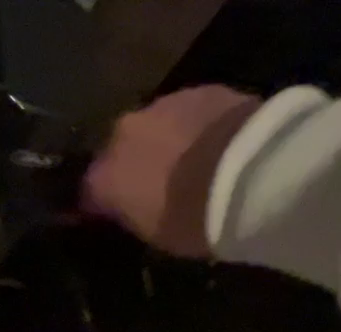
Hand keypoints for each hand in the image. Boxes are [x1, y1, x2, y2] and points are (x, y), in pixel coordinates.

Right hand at [83, 85, 262, 257]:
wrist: (251, 172)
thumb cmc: (194, 218)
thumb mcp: (154, 233)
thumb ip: (132, 214)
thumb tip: (126, 206)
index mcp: (104, 177)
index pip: (89, 194)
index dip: (100, 206)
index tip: (111, 216)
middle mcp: (121, 134)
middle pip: (117, 150)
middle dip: (130, 165)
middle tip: (151, 185)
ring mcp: (160, 105)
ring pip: (152, 127)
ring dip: (162, 142)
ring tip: (186, 162)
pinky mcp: (199, 89)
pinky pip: (186, 114)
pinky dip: (191, 128)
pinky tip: (210, 144)